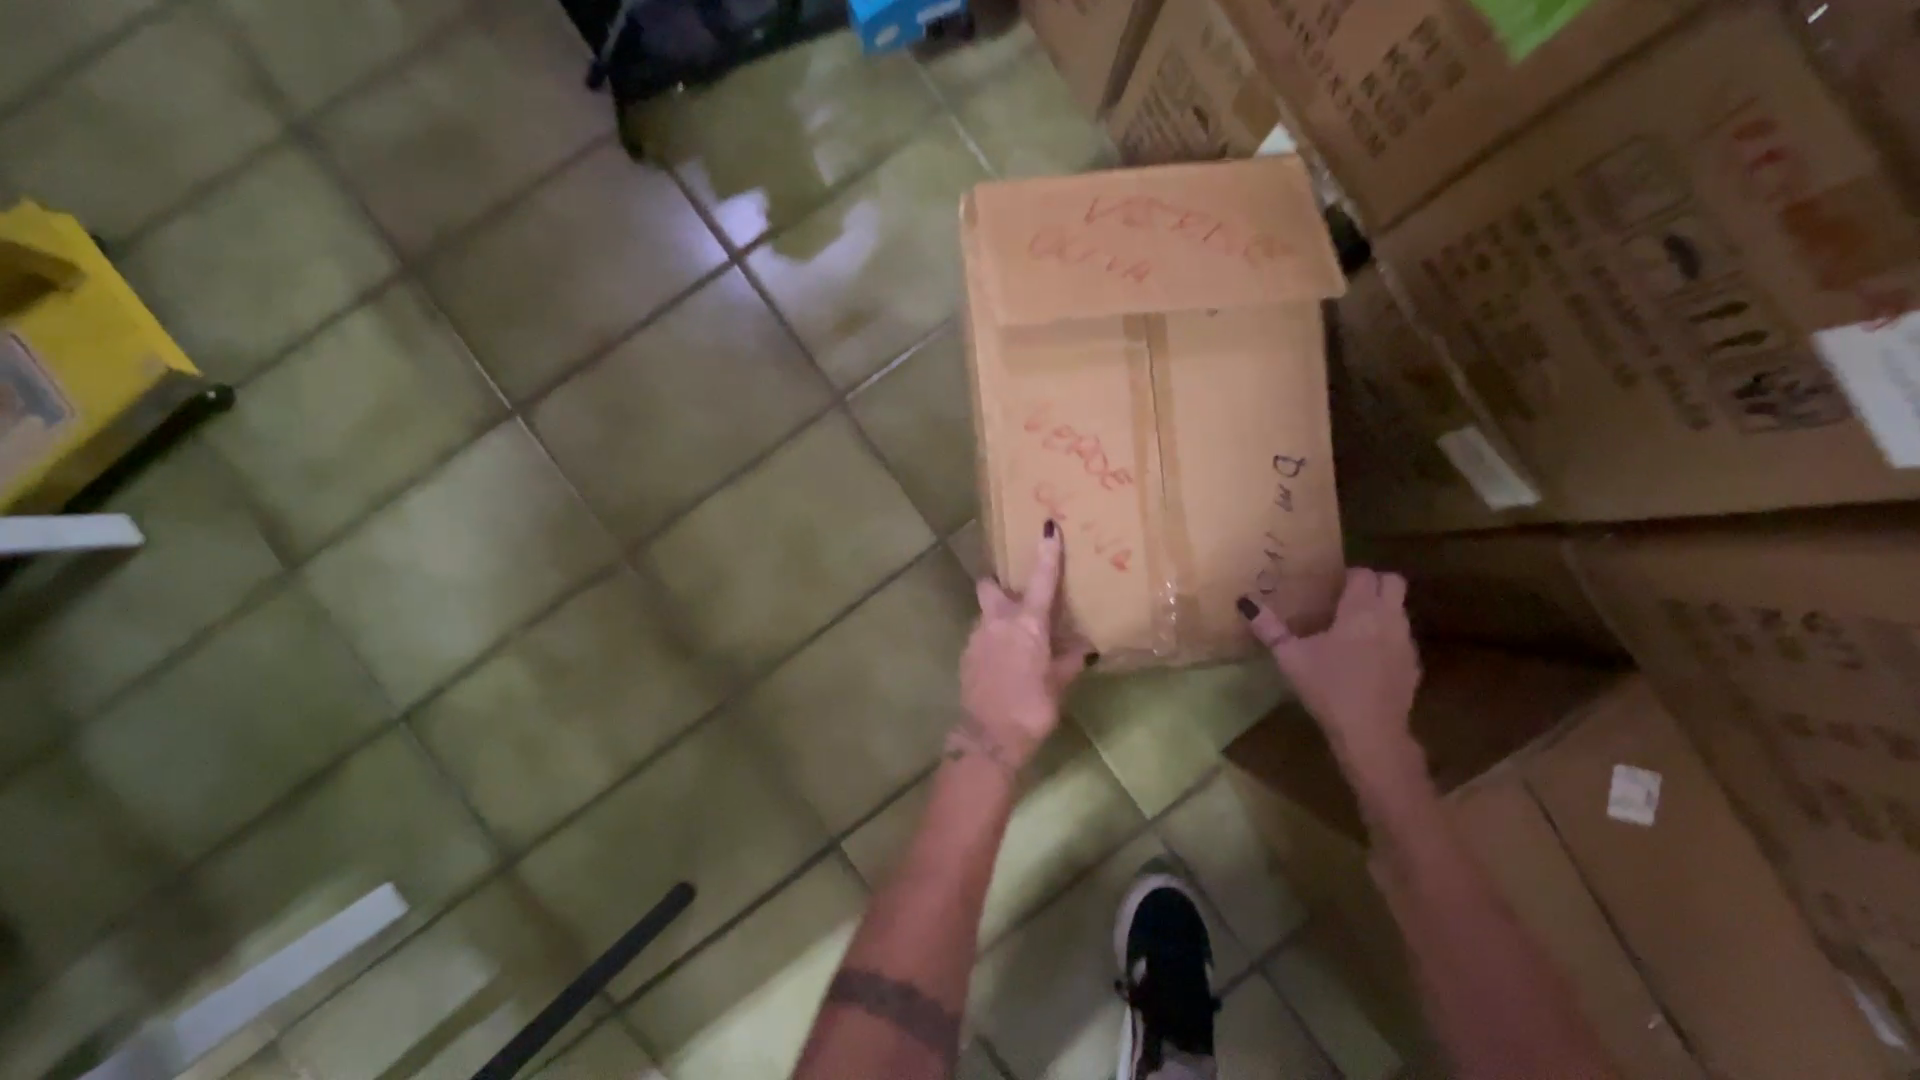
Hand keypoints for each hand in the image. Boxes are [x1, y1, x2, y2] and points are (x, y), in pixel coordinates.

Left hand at [954, 522, 1095, 774]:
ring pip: (986, 614)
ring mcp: (977, 638)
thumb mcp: (1058, 685)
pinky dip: (993, 641)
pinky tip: (1004, 662)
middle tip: (1016, 594)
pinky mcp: (966, 657)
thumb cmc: (1031, 708)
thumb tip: (1084, 649)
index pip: (1041, 579)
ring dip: (999, 619)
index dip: (1047, 553)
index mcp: (1027, 623)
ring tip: (1016, 639)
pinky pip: (981, 638)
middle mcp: (998, 622)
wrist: (987, 738)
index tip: (1047, 526)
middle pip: (991, 587)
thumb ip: (1069, 663)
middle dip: (1000, 584)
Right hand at [1238, 567, 1421, 771]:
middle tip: (1346, 598)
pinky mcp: (1413, 666)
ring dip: (1382, 610)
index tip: (1330, 587)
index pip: (1364, 573)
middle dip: (1374, 583)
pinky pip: (1402, 639)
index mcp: (1360, 609)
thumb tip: (1245, 602)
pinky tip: (1367, 659)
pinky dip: (1388, 639)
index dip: (1349, 575)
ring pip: (1400, 610)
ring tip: (1353, 628)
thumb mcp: (1290, 657)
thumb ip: (1269, 628)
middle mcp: (1389, 618)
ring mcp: (1406, 642)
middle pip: (1393, 582)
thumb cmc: (1328, 687)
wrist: (1371, 732)